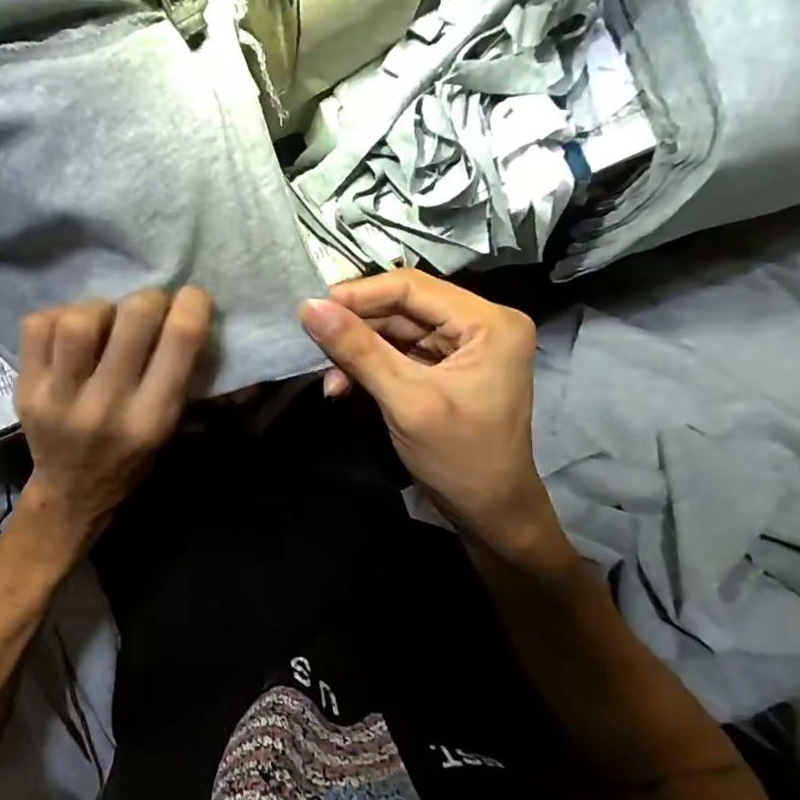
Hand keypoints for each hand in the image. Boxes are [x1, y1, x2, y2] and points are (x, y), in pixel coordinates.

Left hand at [13, 288, 212, 559]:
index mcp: (151, 418)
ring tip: (105, 321)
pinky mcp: (26, 389)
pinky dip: (60, 315)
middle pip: (133, 317)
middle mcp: (106, 406)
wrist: (73, 492)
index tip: (192, 297)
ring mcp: (59, 398)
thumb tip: (187, 311)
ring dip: (101, 308)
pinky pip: (38, 324)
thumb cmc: (132, 457)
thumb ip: (180, 375)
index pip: (180, 340)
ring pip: (80, 319)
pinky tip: (72, 331)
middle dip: (149, 299)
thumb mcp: (170, 426)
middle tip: (148, 306)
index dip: (193, 304)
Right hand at [300, 269, 566, 564]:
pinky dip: (369, 365)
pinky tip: (343, 384)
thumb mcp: (406, 401)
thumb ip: (358, 350)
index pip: (412, 287)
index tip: (312, 309)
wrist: (489, 512)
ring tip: (327, 375)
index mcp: (488, 322)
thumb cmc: (459, 458)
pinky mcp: (446, 366)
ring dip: (358, 350)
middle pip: (402, 306)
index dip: (359, 294)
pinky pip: (399, 351)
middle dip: (356, 327)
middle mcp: (480, 323)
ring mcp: (463, 345)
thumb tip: (309, 307)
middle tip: (312, 342)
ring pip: (395, 329)